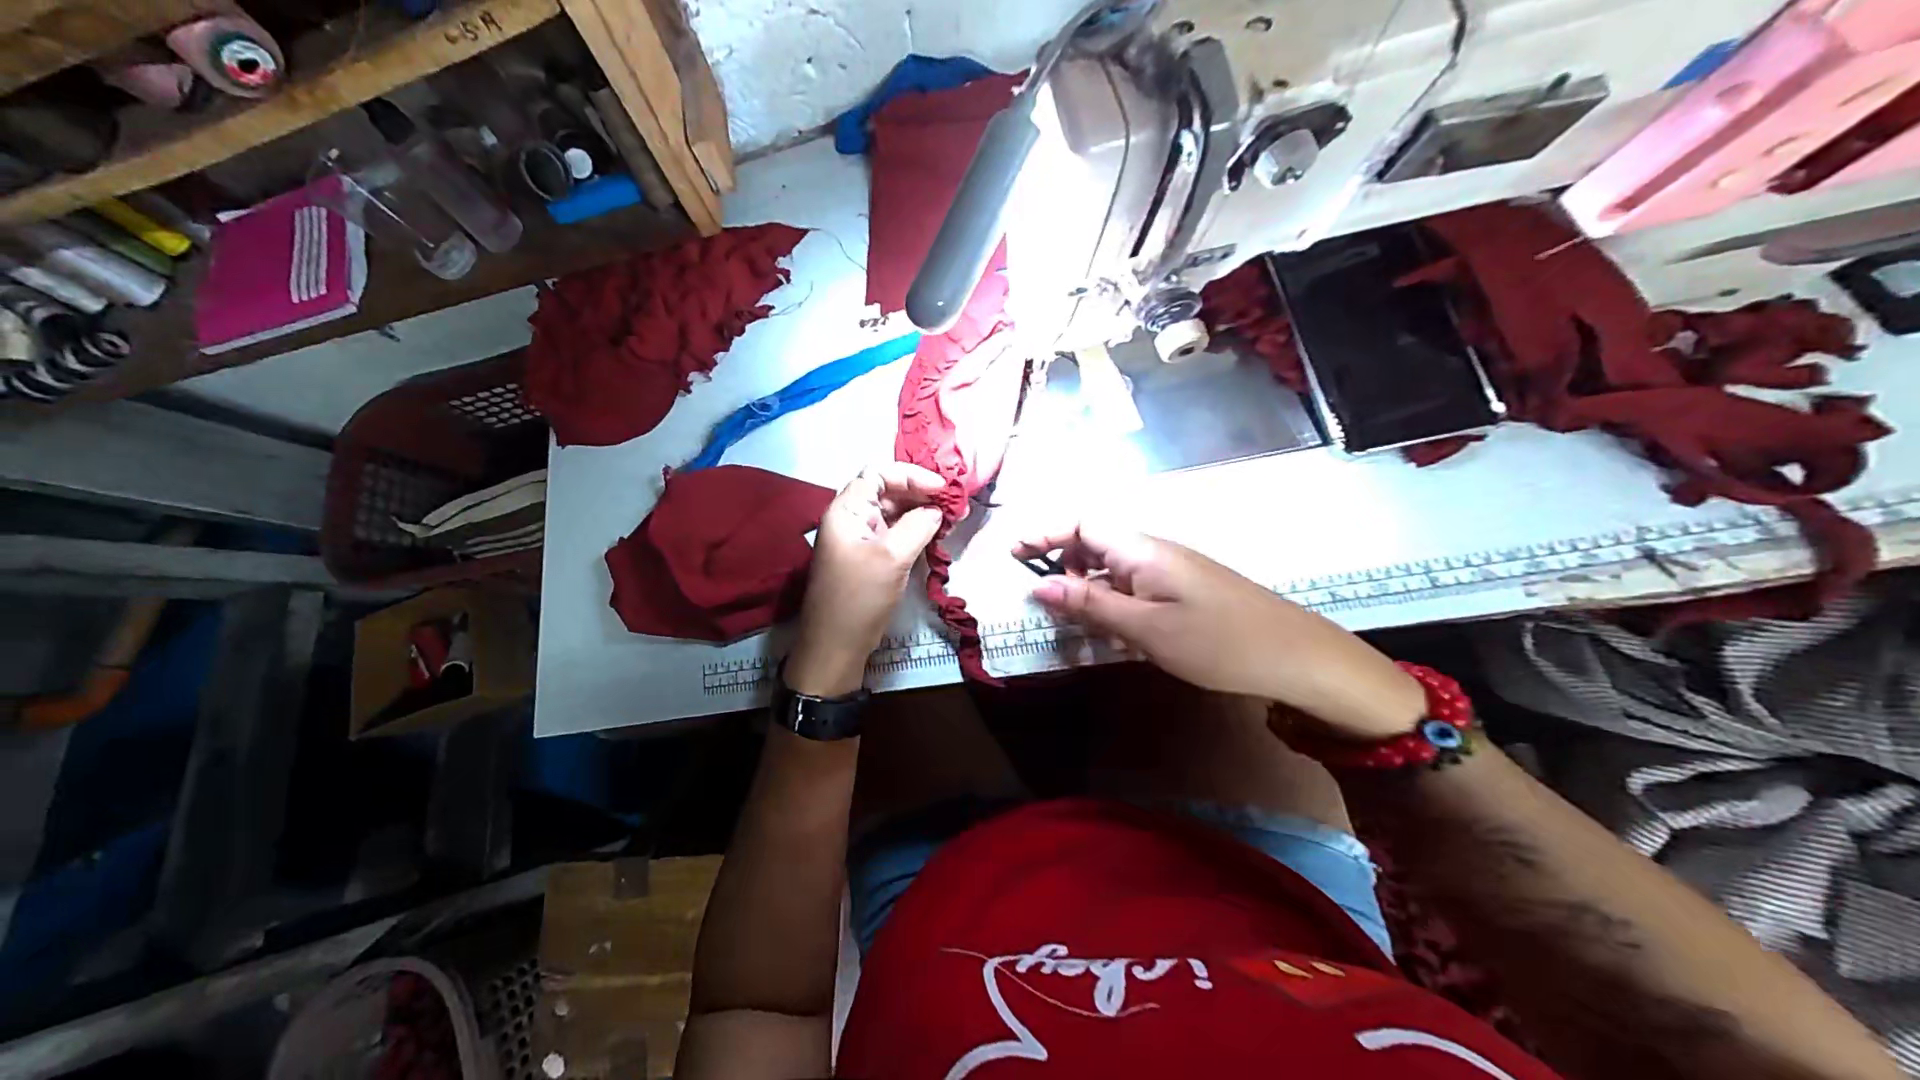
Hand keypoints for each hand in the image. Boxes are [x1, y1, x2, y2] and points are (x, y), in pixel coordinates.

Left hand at [786, 462, 947, 696]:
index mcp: (846, 511)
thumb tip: (936, 510)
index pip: (877, 473)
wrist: (836, 646)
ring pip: (892, 512)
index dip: (910, 475)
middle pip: (886, 490)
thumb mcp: (892, 558)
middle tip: (952, 504)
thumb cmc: (860, 597)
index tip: (941, 489)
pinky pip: (893, 532)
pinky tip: (936, 534)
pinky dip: (915, 529)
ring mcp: (858, 539)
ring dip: (920, 511)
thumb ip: (917, 526)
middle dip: (919, 492)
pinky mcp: (868, 557)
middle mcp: (850, 518)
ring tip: (950, 518)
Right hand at [1013, 523, 1425, 740]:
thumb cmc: (1217, 642)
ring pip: (1114, 571)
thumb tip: (1039, 584)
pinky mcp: (1184, 592)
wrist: (1296, 657)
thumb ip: (1090, 604)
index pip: (1083, 522)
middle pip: (1095, 544)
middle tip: (1049, 605)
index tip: (1013, 553)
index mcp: (1142, 550)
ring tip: (1083, 630)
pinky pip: (1136, 589)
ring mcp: (1172, 572)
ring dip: (1091, 594)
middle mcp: (1154, 552)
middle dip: (1065, 568)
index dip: (1045, 533)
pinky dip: (1117, 607)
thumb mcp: (1144, 628)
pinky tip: (1120, 639)